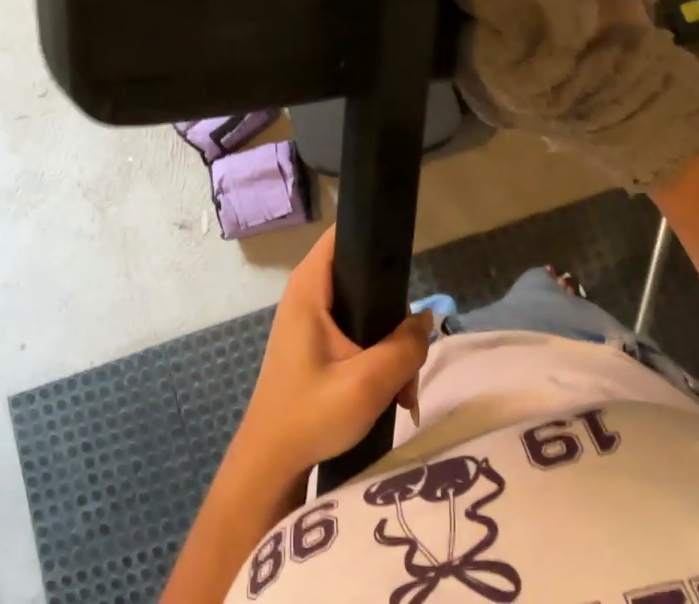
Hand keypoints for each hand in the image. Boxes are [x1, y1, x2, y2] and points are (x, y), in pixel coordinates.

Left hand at [237, 228, 432, 477]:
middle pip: (364, 279)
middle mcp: (308, 297)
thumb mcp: (368, 384)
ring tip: (403, 388)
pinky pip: (359, 336)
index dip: (375, 238)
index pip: (342, 236)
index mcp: (309, 290)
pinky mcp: (318, 347)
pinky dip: (378, 360)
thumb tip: (426, 319)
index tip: (408, 258)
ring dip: (391, 347)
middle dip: (395, 314)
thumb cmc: (311, 416)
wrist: (272, 463)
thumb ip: (405, 348)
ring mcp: (311, 323)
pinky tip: (392, 393)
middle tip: (412, 355)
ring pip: (367, 313)